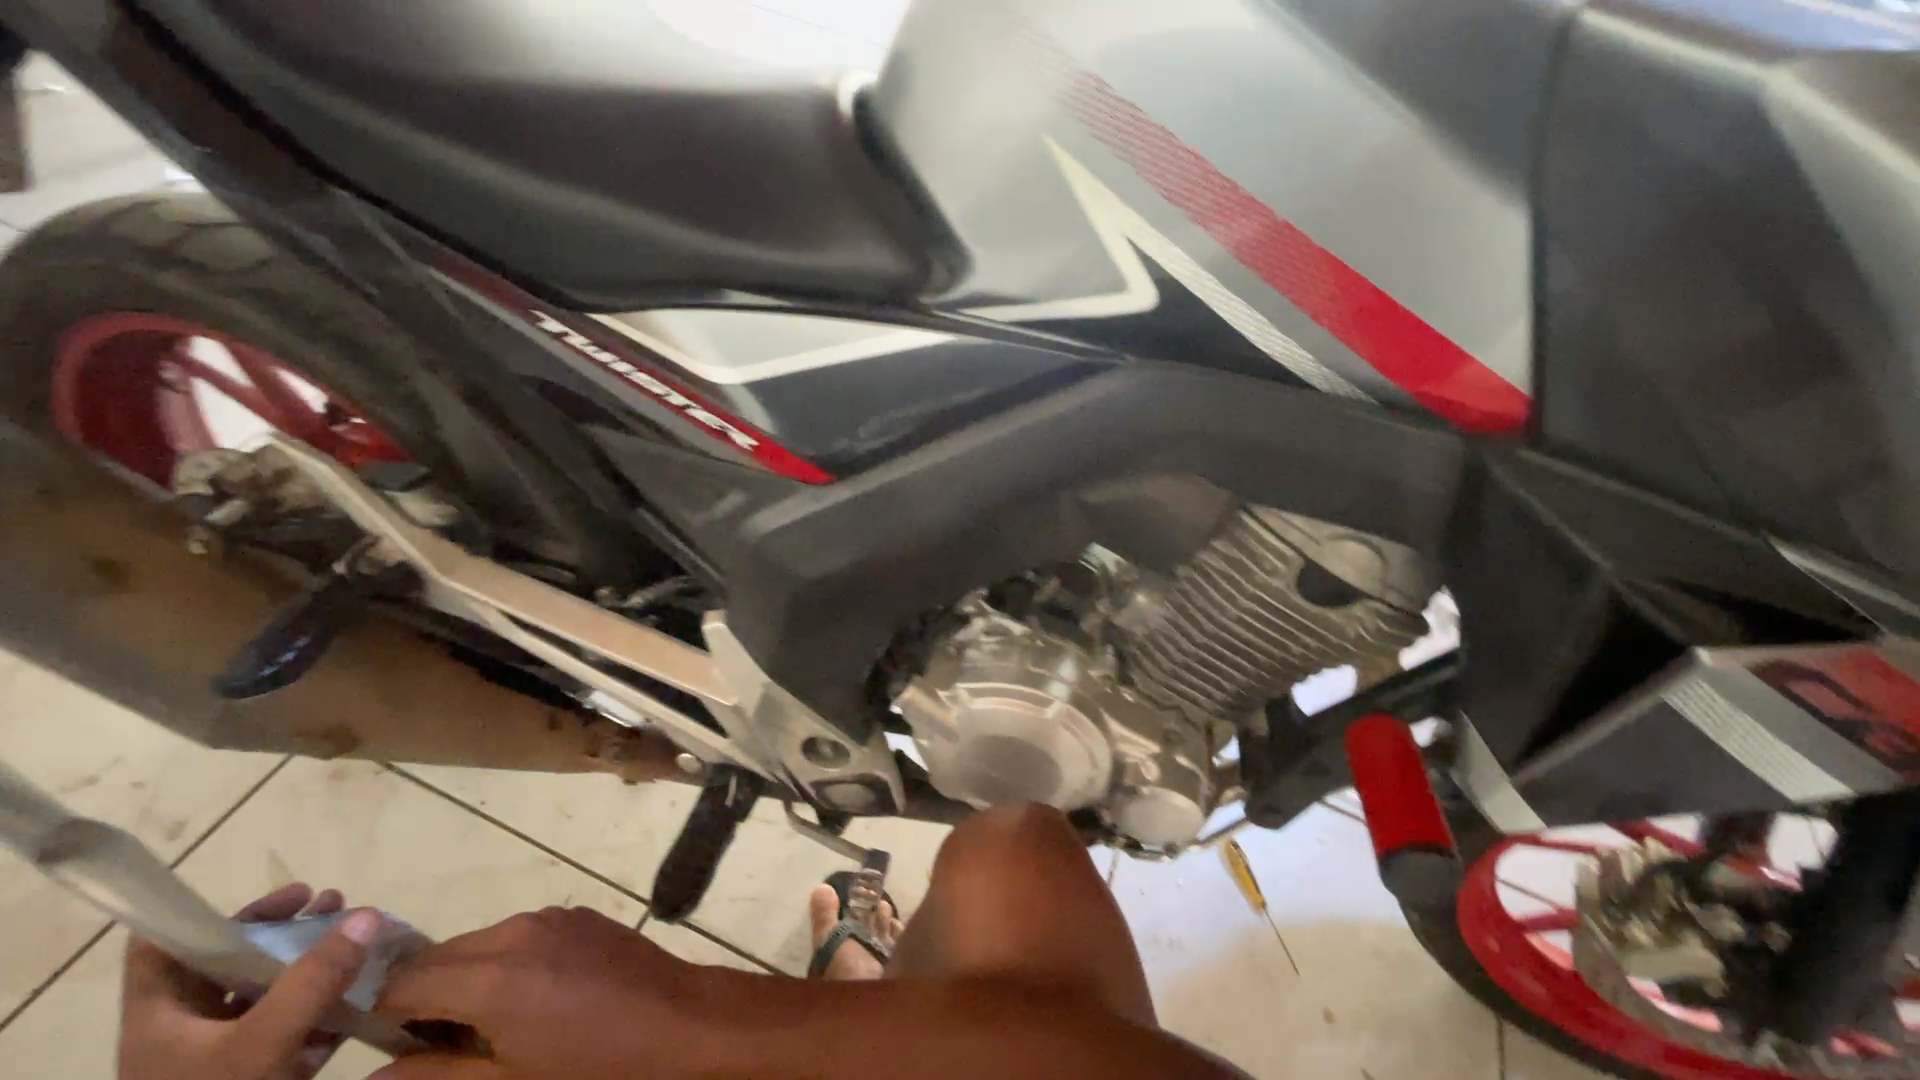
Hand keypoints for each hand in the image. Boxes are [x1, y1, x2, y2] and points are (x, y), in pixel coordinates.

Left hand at [120, 883, 383, 1079]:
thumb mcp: (262, 1044)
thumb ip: (313, 980)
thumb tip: (365, 913)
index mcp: (161, 1016)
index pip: (164, 947)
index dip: (212, 913)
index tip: (278, 896)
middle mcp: (186, 1029)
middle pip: (226, 960)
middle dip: (282, 927)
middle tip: (330, 902)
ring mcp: (222, 1054)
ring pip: (265, 990)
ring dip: (311, 959)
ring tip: (356, 934)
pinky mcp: (259, 1074)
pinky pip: (294, 1024)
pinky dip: (327, 1000)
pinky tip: (365, 989)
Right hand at [370, 906, 709, 1079]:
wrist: (682, 1021)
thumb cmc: (596, 1064)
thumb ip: (435, 1076)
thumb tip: (373, 1076)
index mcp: (492, 977)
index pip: (407, 982)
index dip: (384, 1015)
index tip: (386, 1048)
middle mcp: (517, 932)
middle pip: (441, 956)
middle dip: (423, 995)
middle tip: (432, 1045)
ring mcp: (552, 917)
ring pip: (480, 942)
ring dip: (465, 976)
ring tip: (482, 1026)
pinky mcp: (578, 915)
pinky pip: (521, 933)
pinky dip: (505, 960)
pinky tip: (528, 997)